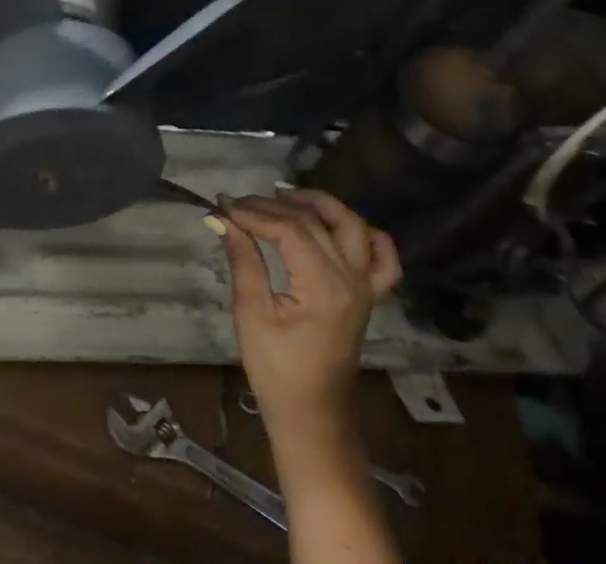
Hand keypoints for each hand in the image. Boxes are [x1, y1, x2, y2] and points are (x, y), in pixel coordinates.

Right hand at [212, 190, 400, 426]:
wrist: (311, 410)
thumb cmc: (275, 368)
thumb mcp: (251, 313)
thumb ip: (243, 261)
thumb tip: (222, 220)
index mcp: (323, 286)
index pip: (289, 230)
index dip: (254, 213)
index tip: (222, 206)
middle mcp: (352, 279)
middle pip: (316, 223)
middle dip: (274, 206)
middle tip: (240, 203)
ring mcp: (367, 286)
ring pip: (353, 227)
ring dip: (321, 205)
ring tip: (285, 196)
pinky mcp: (370, 295)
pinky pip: (382, 256)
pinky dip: (366, 234)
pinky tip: (338, 227)